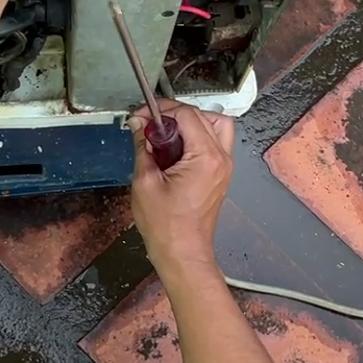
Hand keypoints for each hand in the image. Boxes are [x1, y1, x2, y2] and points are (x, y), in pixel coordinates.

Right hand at [130, 100, 235, 277]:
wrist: (182, 252)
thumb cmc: (165, 225)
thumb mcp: (144, 181)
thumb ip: (143, 146)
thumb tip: (137, 124)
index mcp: (205, 157)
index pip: (187, 114)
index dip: (161, 110)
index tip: (140, 117)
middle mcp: (221, 158)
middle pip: (202, 115)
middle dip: (173, 115)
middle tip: (148, 126)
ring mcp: (224, 167)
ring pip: (214, 125)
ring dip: (189, 123)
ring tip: (164, 137)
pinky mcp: (220, 174)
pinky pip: (214, 142)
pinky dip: (196, 138)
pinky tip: (174, 151)